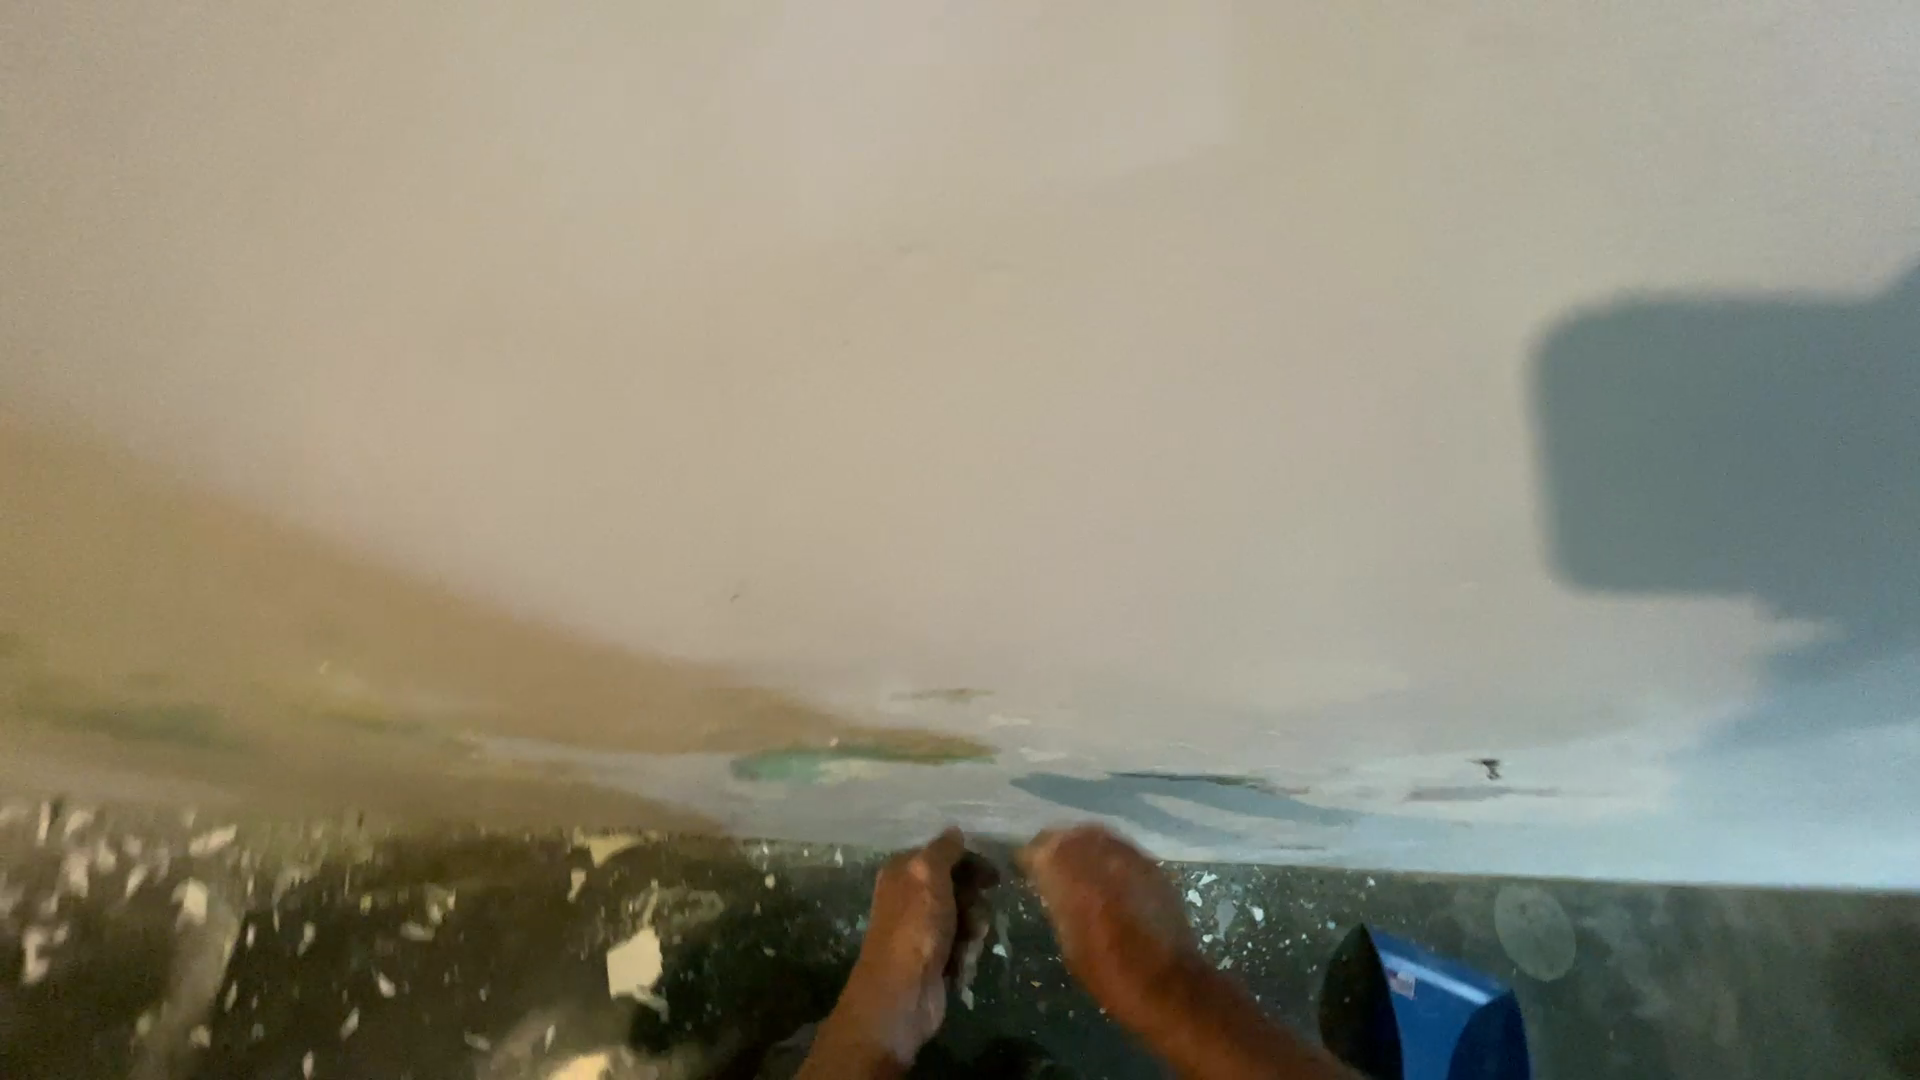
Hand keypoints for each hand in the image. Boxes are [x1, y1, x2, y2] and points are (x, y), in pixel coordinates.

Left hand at [827, 827, 969, 1062]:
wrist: (902, 995)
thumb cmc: (914, 927)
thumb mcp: (927, 874)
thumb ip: (943, 850)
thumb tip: (954, 830)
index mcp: (903, 870)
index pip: (944, 854)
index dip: (970, 863)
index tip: (993, 875)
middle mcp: (912, 895)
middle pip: (959, 885)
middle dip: (974, 901)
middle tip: (975, 914)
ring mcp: (924, 928)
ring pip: (966, 915)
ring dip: (973, 928)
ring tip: (966, 942)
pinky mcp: (937, 957)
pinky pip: (964, 943)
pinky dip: (967, 951)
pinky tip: (961, 963)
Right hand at [1019, 824, 1202, 1027]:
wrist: (1170, 985)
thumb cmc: (1111, 974)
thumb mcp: (1069, 943)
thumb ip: (1057, 902)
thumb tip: (1047, 882)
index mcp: (1073, 880)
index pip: (1040, 850)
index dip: (1029, 856)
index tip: (1023, 865)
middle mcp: (1100, 858)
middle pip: (1067, 834)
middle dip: (1053, 843)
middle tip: (1046, 859)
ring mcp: (1129, 857)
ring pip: (1094, 833)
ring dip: (1079, 843)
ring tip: (1073, 859)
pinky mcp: (1150, 863)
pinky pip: (1119, 846)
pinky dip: (1105, 851)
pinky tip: (1104, 868)